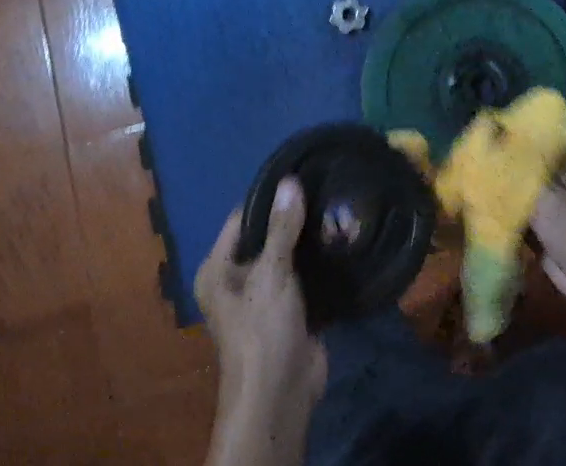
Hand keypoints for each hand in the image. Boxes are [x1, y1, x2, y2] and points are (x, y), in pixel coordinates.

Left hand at [195, 178, 326, 401]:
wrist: (281, 393)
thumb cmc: (262, 329)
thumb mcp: (270, 274)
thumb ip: (281, 228)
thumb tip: (290, 181)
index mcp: (218, 269)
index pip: (242, 218)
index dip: (270, 197)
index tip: (303, 173)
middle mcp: (238, 279)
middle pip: (269, 236)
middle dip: (298, 217)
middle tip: (330, 189)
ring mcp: (266, 295)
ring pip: (292, 255)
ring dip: (314, 239)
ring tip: (343, 209)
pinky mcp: (293, 309)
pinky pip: (308, 275)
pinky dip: (324, 261)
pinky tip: (346, 240)